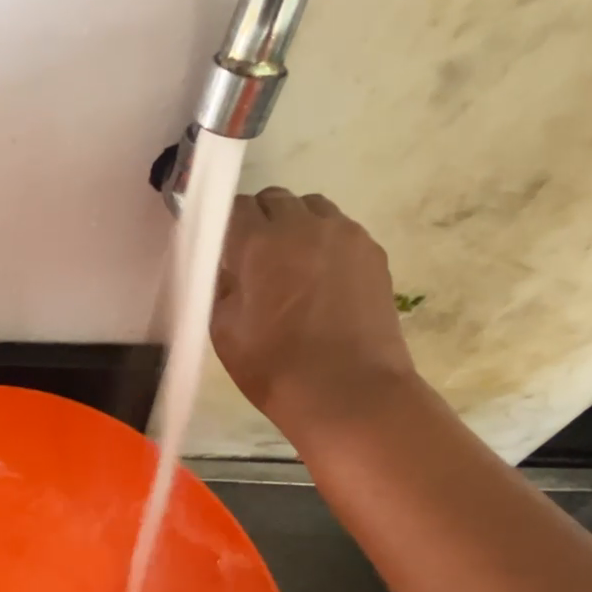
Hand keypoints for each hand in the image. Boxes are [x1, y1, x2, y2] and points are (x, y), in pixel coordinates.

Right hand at [210, 187, 418, 432]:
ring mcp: (345, 235)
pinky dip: (323, 244)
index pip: (233, 208)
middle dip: (259, 221)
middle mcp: (304, 226)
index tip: (219, 249)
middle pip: (274, 200)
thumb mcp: (224, 330)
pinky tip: (319, 282)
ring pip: (311, 209)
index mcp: (260, 243)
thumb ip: (221, 286)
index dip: (223, 226)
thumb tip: (227, 266)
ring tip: (289, 267)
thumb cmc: (274, 367)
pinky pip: (340, 231)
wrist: (348, 391)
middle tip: (252, 260)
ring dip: (294, 227)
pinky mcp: (372, 252)